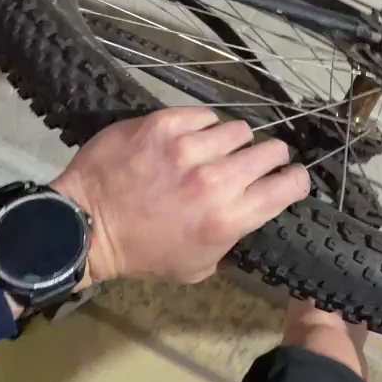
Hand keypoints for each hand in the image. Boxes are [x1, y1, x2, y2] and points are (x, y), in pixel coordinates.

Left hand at [50, 107, 309, 284]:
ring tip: (217, 150)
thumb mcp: (199, 266)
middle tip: (256, 162)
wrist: (84, 226)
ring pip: (239, 129)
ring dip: (233, 142)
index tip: (290, 178)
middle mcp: (216, 179)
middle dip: (271, 157)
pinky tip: (190, 140)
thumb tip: (256, 207)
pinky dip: (203, 127)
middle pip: (272, 150)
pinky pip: (205, 116)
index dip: (297, 179)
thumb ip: (234, 236)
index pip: (289, 185)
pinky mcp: (164, 124)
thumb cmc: (143, 254)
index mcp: (228, 218)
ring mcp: (189, 147)